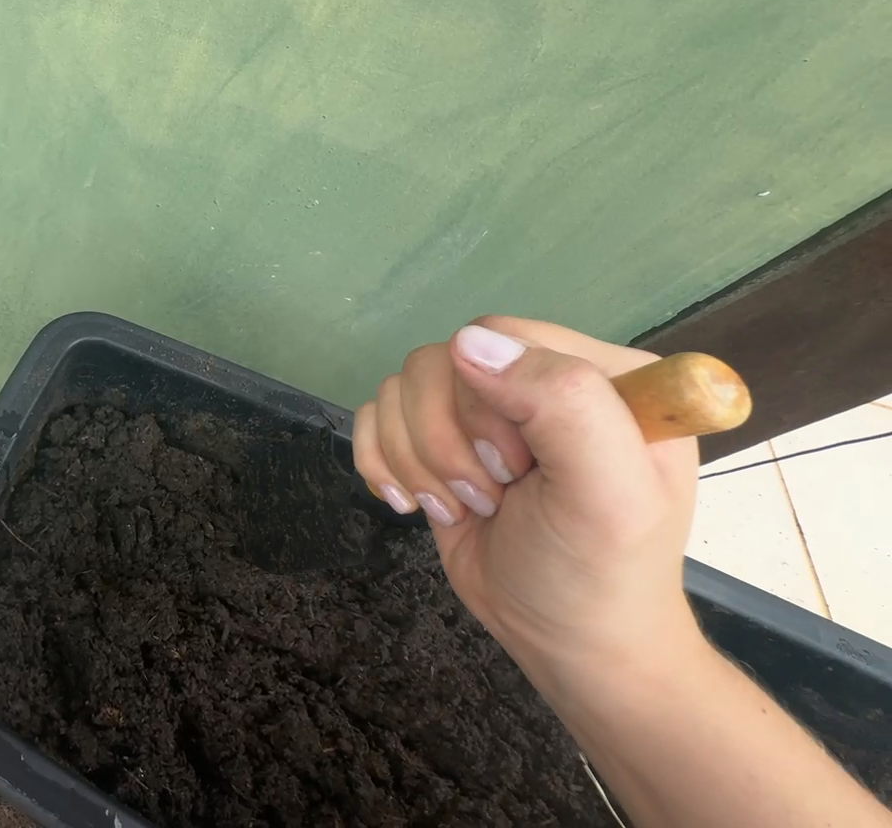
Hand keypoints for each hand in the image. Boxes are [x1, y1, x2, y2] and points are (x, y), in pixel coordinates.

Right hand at [352, 316, 704, 675]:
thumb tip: (466, 341)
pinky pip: (370, 417)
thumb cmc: (597, 573)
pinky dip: (379, 463)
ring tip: (459, 508)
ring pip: (396, 391)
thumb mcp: (607, 496)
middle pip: (436, 365)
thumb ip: (563, 406)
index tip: (515, 468)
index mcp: (598, 377)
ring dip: (413, 460)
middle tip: (485, 496)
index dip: (485, 401)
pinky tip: (414, 502)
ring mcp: (475, 412)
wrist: (558, 639)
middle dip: (443, 439)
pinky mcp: (429, 438)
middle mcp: (533, 382)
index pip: (501, 338)